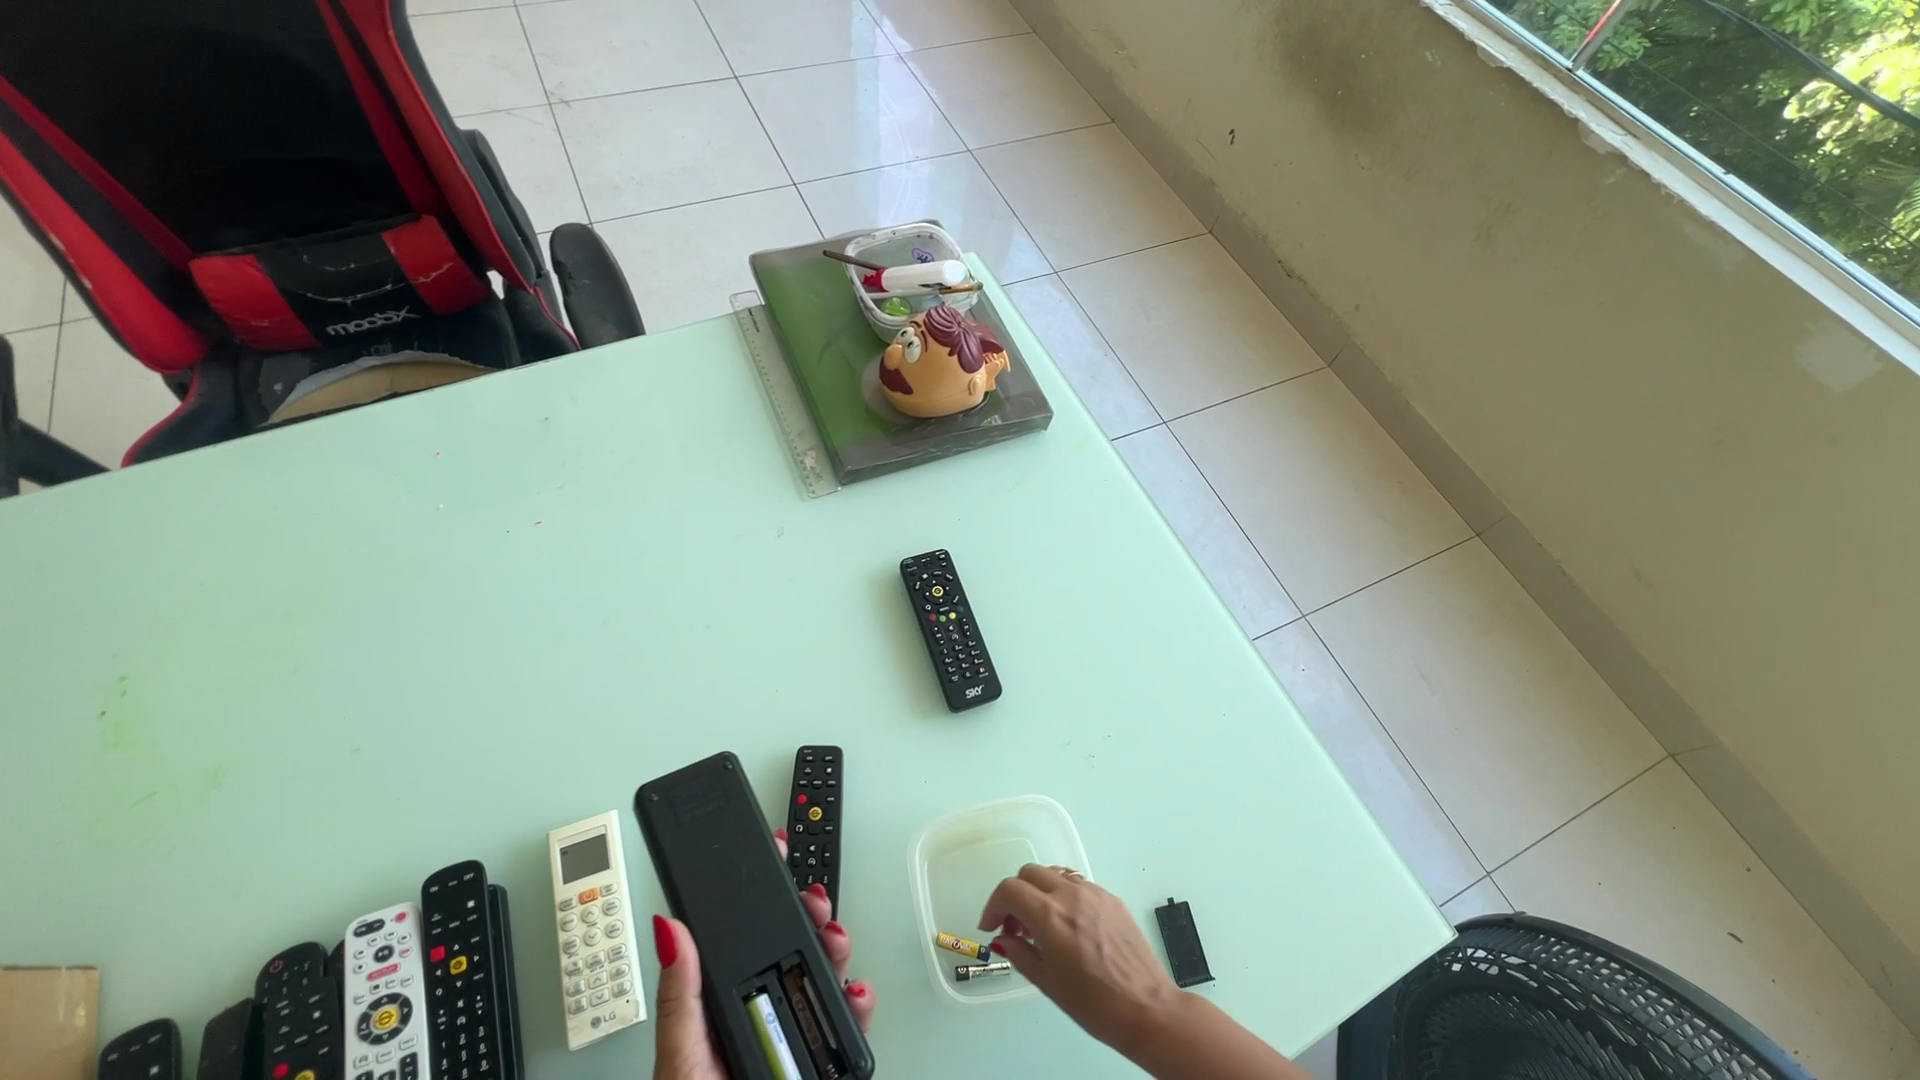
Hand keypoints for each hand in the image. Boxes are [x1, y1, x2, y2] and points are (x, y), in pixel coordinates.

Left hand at [652, 829, 875, 1079]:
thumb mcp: (680, 1058)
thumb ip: (680, 996)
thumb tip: (670, 929)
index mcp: (721, 1004)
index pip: (743, 936)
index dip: (761, 893)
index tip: (770, 853)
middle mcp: (760, 1013)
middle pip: (793, 948)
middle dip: (809, 916)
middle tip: (812, 899)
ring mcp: (793, 1037)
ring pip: (825, 979)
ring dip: (837, 953)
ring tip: (835, 941)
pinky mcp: (822, 1061)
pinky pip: (847, 1025)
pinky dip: (859, 1005)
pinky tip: (857, 993)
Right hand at [978, 864, 1180, 1053]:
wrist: (1146, 1008)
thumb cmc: (1093, 1004)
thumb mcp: (1047, 982)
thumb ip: (1020, 953)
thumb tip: (1003, 939)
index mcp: (1049, 915)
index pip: (1009, 889)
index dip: (993, 906)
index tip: (991, 927)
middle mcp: (1070, 894)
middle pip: (1029, 873)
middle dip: (1015, 895)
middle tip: (1014, 926)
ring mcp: (1094, 893)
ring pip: (1055, 874)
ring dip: (1039, 892)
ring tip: (1041, 926)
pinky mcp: (1112, 899)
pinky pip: (1078, 885)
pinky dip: (1063, 896)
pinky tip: (1069, 927)